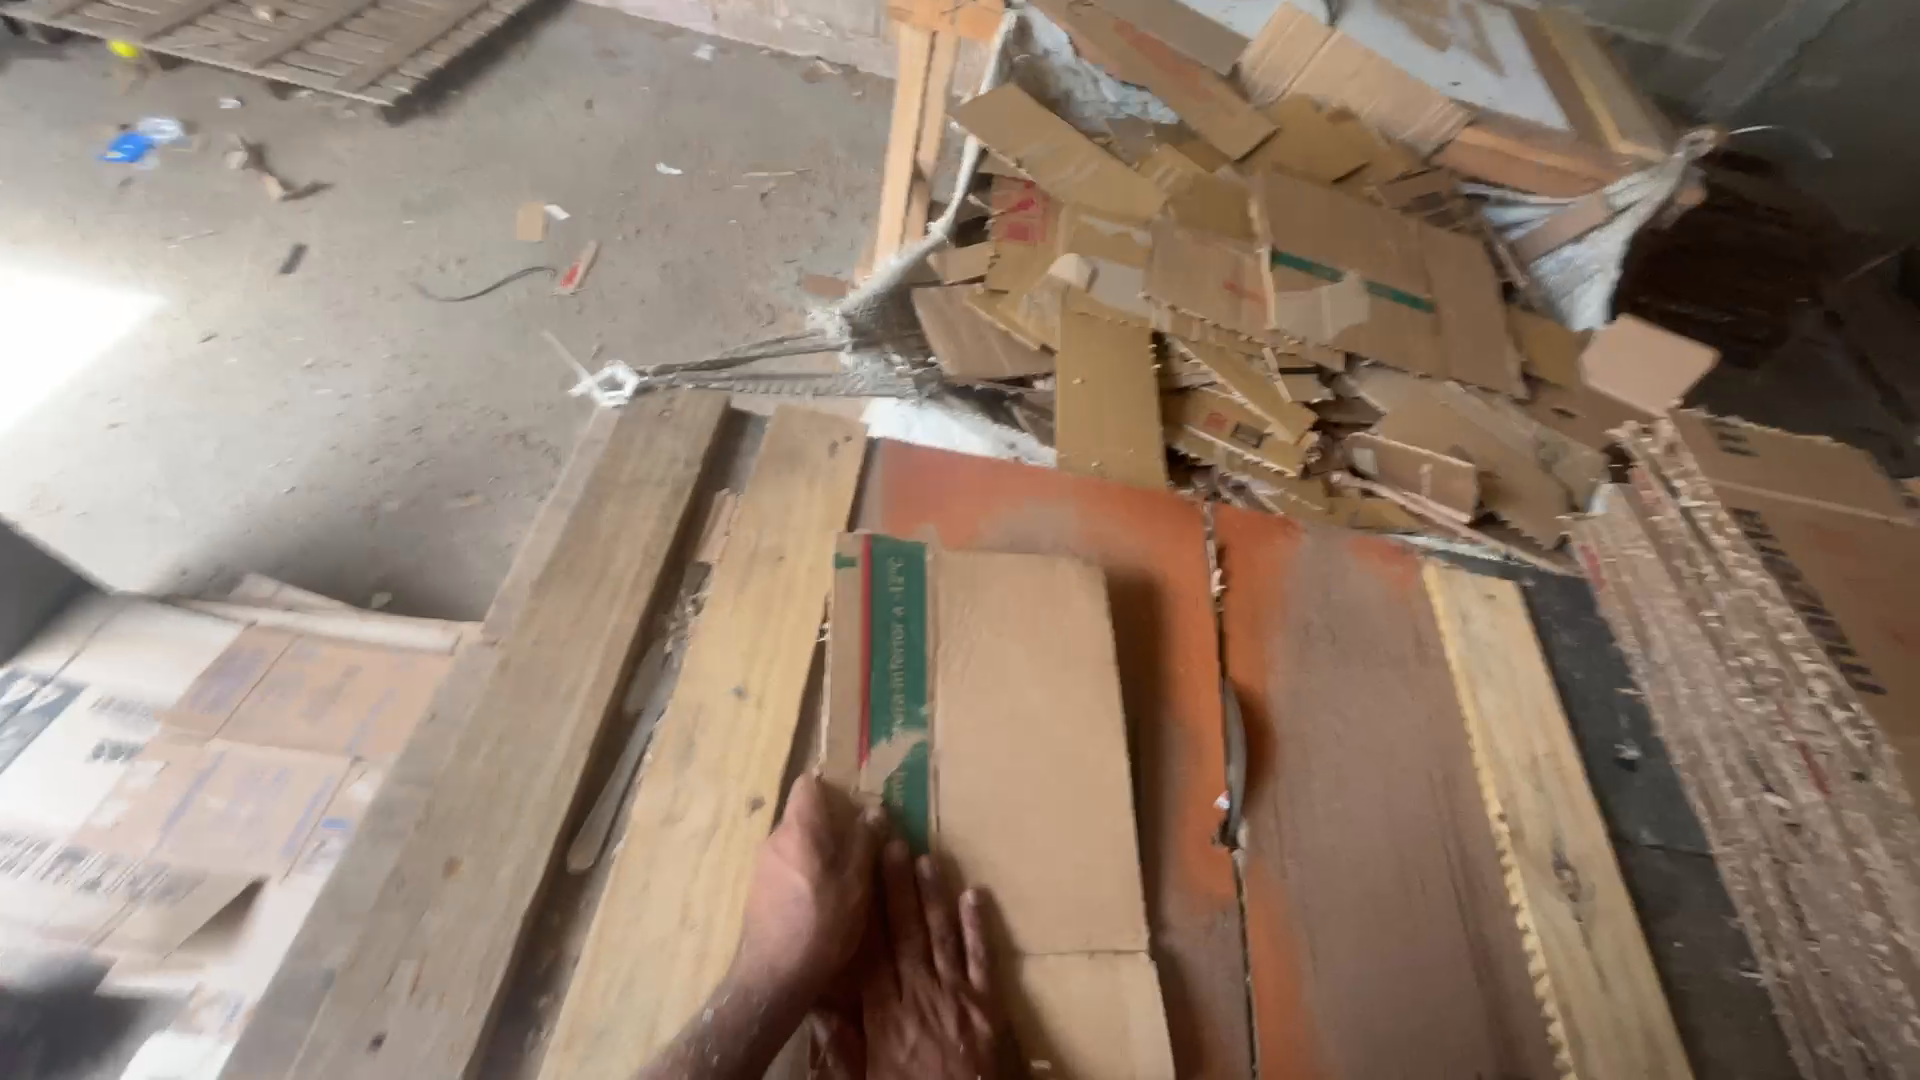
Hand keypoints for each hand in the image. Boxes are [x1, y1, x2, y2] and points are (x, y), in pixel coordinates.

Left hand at [733, 773, 883, 1002]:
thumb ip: (865, 841)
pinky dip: (803, 871)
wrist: (773, 979)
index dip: (829, 786)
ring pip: (794, 842)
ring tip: (842, 874)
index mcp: (799, 828)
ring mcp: (761, 866)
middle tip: (857, 841)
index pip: (807, 784)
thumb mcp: (857, 882)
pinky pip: (785, 865)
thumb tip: (874, 811)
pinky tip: (819, 898)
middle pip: (802, 814)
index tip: (851, 800)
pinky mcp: (757, 891)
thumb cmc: (821, 923)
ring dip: (816, 850)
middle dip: (828, 822)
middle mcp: (775, 839)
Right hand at [862, 841, 1014, 1079]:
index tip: (858, 876)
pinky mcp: (988, 1004)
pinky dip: (977, 925)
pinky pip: (982, 958)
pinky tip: (973, 893)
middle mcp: (920, 996)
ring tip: (927, 858)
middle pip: (906, 933)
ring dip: (933, 895)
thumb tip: (818, 1005)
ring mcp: (957, 996)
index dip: (864, 913)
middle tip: (892, 845)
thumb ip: (842, 1048)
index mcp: (886, 1018)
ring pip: (941, 935)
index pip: (871, 954)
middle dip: (897, 887)